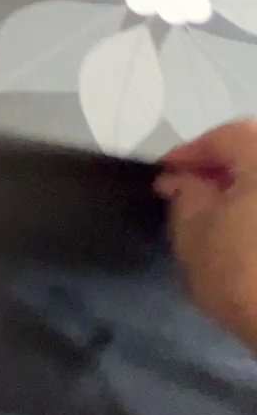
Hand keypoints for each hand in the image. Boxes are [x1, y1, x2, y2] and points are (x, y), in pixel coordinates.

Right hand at [156, 119, 256, 350]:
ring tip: (228, 211)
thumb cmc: (245, 277)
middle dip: (228, 165)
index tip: (165, 174)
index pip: (231, 136)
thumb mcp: (194, 236)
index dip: (192, 150)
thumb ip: (188, 196)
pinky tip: (253, 232)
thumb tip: (185, 179)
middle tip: (196, 190)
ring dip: (250, 188)